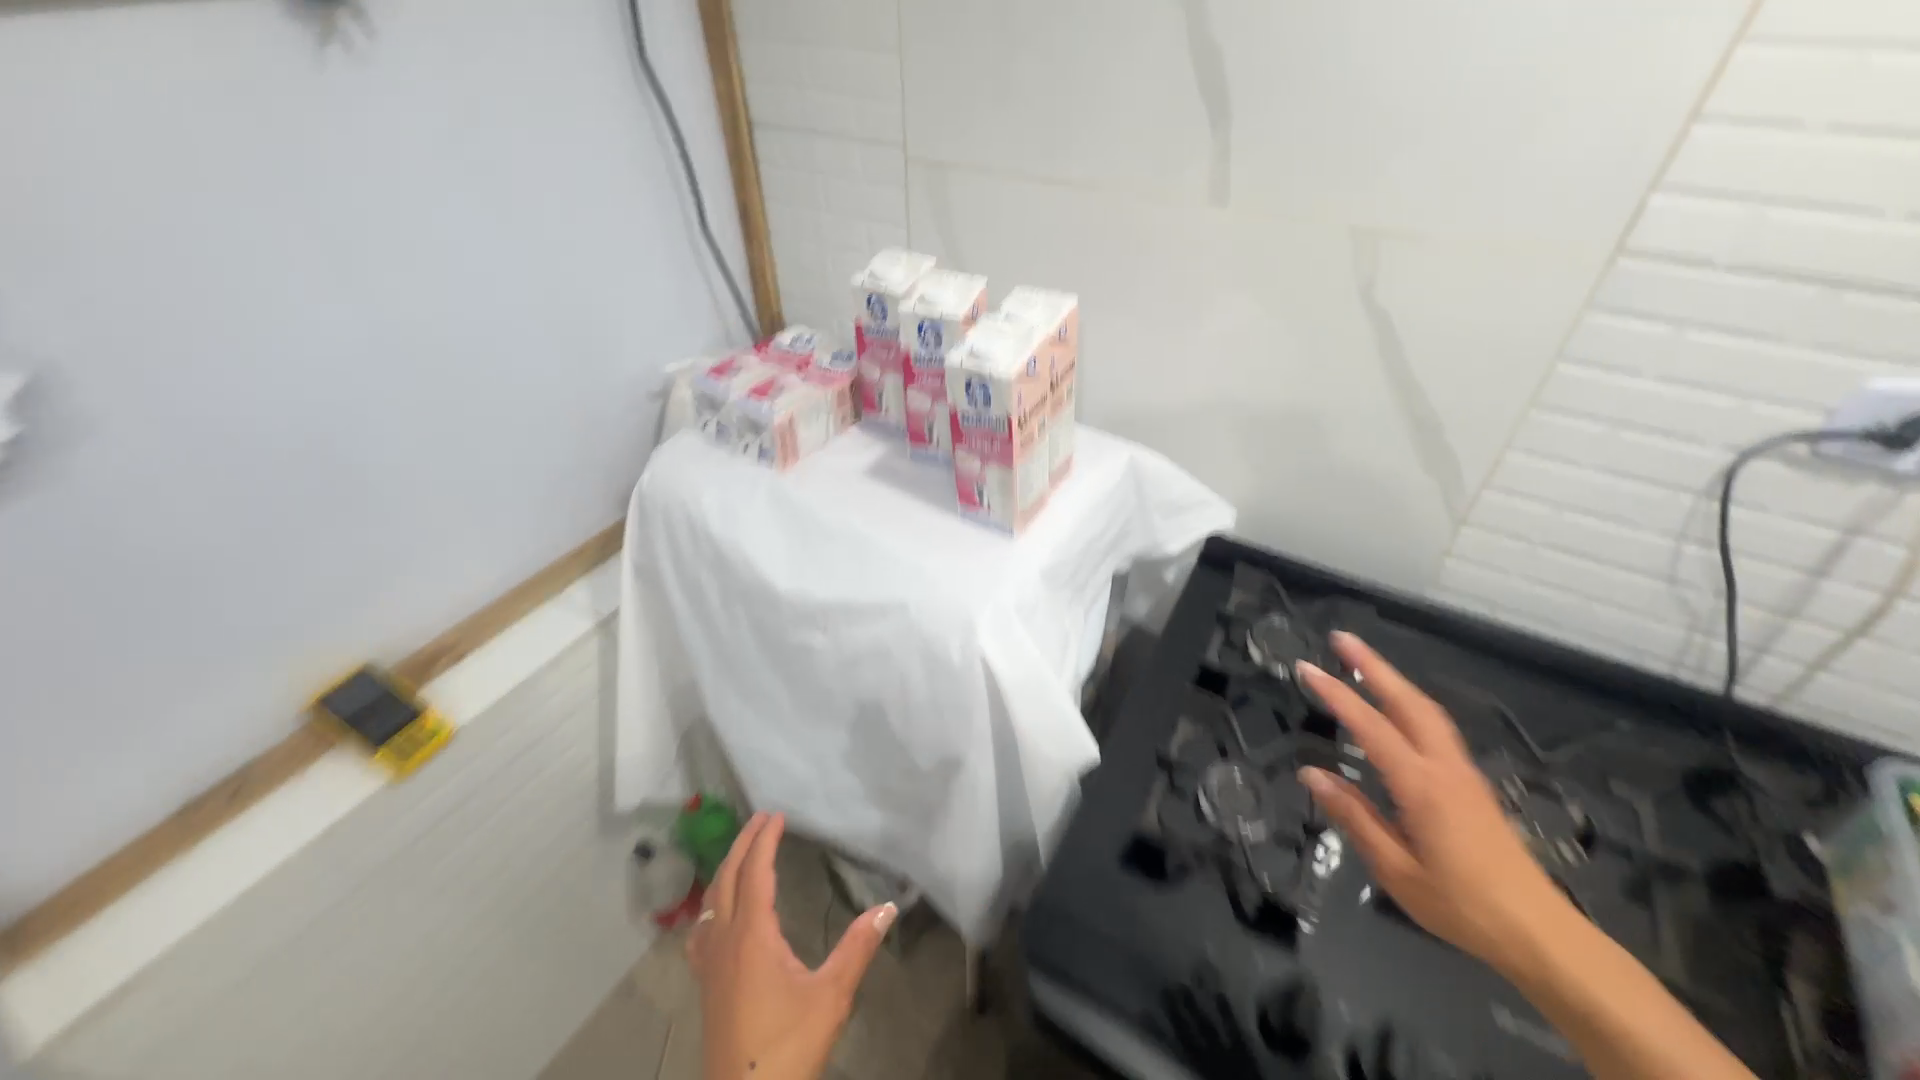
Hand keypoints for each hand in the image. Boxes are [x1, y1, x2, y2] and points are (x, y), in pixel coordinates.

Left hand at [688, 812, 897, 1079]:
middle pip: (727, 878)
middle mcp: (724, 940)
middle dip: (742, 844)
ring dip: (726, 870)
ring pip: (711, 901)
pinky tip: (720, 915)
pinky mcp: (706, 983)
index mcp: (752, 935)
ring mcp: (709, 963)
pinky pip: (703, 928)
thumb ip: (857, 947)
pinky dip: (713, 904)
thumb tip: (888, 907)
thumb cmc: (788, 1043)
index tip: (775, 814)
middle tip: (760, 819)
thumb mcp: (831, 995)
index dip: (764, 840)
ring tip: (743, 854)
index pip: (755, 872)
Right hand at [1296, 633, 1573, 974]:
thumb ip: (1354, 816)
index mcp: (1422, 786)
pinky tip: (1397, 711)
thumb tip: (1312, 774)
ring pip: (1428, 712)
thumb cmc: (1460, 905)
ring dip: (1394, 681)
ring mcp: (1464, 775)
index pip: (1371, 727)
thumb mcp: (1395, 869)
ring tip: (1363, 663)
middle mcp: (1445, 769)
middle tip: (1341, 638)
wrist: (1536, 931)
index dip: (1337, 695)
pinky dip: (1411, 705)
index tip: (1306, 668)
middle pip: (1409, 703)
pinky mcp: (1472, 787)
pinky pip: (1437, 730)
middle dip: (1374, 666)